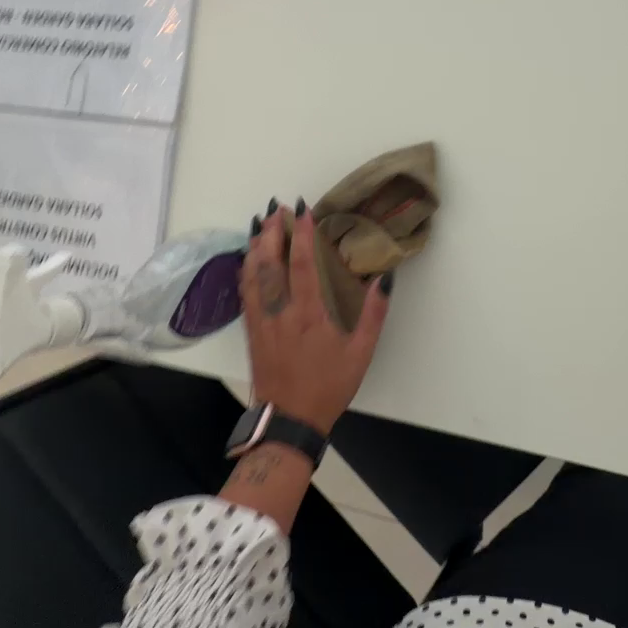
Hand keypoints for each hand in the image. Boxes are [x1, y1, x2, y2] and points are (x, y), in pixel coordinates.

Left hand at [239, 203, 389, 433]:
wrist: (289, 420)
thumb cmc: (328, 386)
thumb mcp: (360, 352)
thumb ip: (373, 314)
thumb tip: (382, 278)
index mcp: (308, 314)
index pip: (302, 263)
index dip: (301, 234)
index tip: (303, 209)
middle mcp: (279, 311)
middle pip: (269, 262)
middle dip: (271, 231)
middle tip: (276, 207)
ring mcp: (261, 321)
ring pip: (252, 274)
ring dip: (254, 245)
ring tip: (258, 223)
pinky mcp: (251, 331)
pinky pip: (245, 292)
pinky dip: (245, 269)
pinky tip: (248, 259)